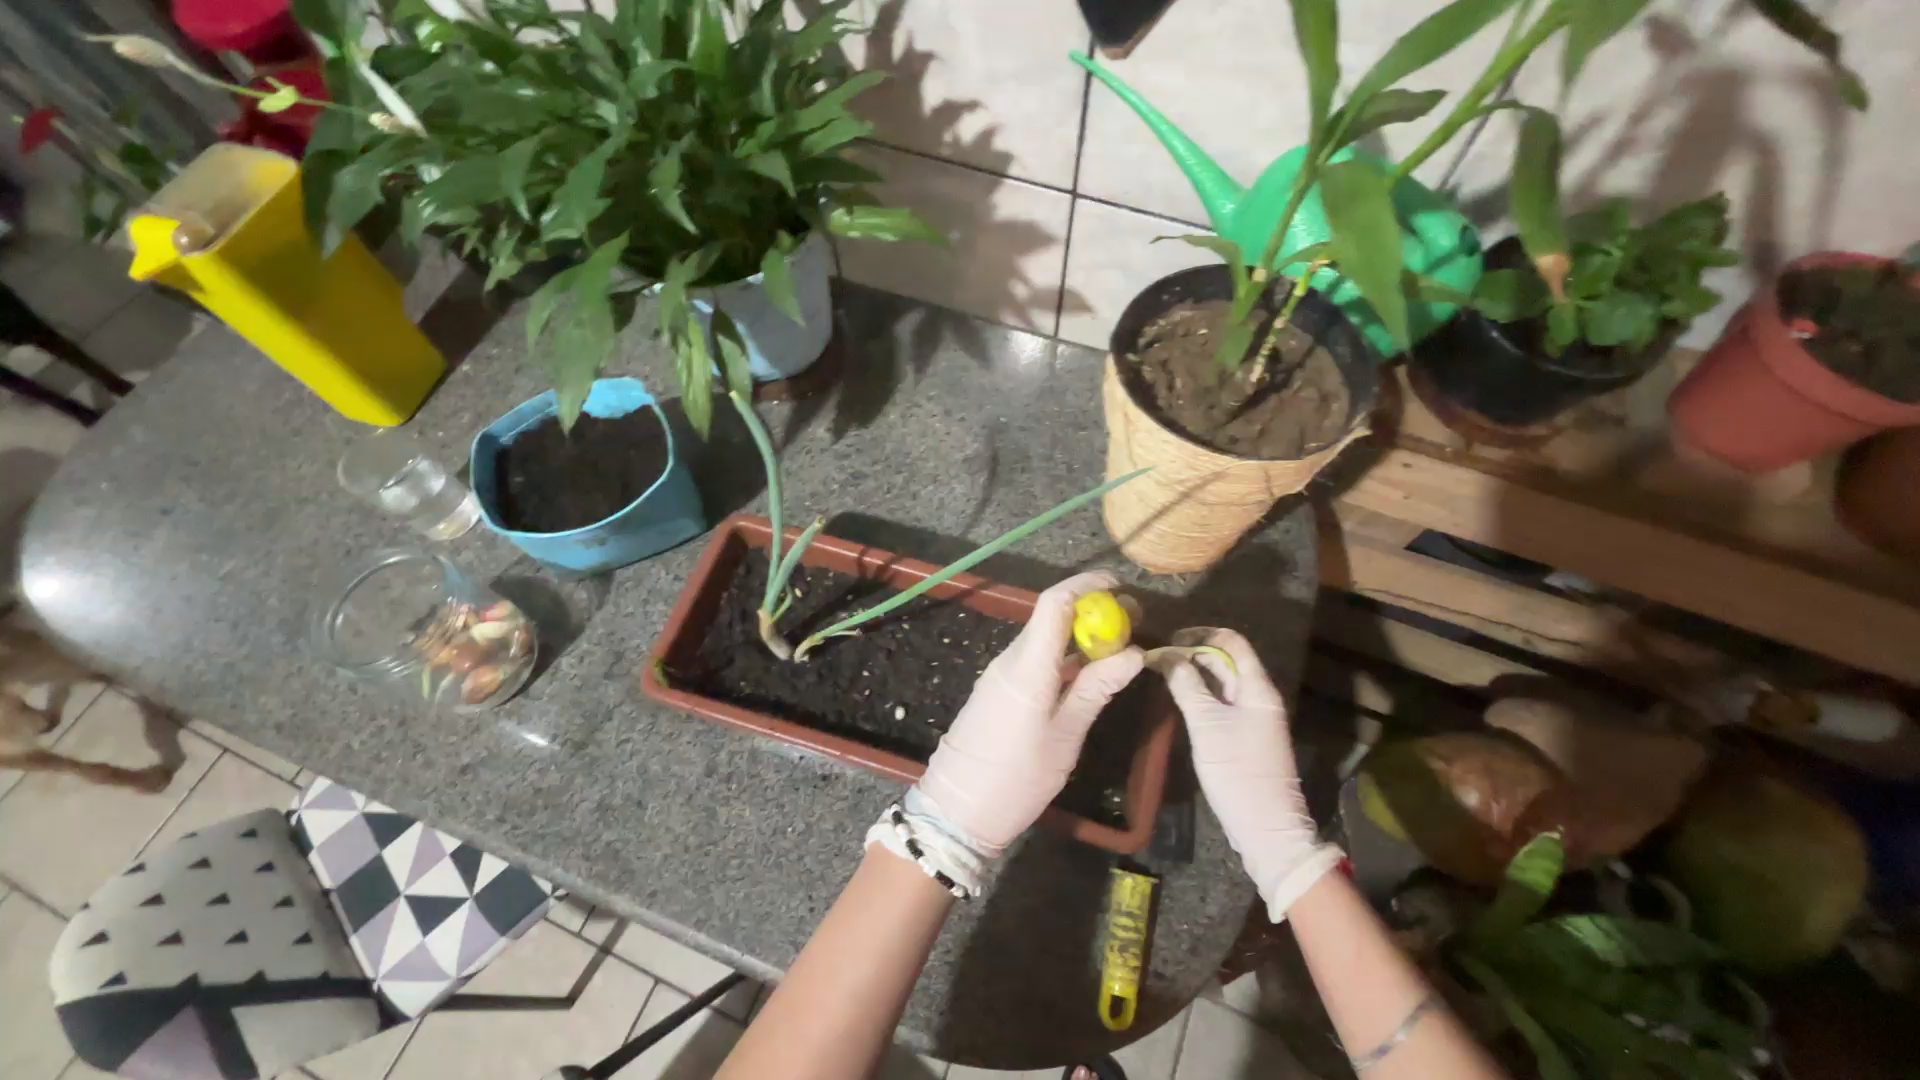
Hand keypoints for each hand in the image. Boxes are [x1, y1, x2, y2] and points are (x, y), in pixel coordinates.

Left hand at [913, 571, 1145, 855]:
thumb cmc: (1017, 777)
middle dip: (1093, 612)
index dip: (1087, 585)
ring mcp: (1001, 675)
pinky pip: (1036, 660)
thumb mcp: (1066, 736)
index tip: (1121, 586)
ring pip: (1045, 639)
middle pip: (1052, 617)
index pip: (1054, 603)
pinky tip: (1090, 675)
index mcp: (1028, 665)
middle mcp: (1010, 659)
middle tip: (1134, 624)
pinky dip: (1065, 657)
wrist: (958, 809)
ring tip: (1120, 649)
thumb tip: (1133, 652)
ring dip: (1081, 636)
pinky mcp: (999, 691)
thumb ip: (1096, 690)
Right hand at [1164, 629, 1342, 919]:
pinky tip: (1176, 699)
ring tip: (1160, 674)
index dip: (1200, 634)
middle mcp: (1257, 696)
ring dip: (1193, 674)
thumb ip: (1186, 686)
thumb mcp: (1206, 725)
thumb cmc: (1238, 771)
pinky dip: (1198, 695)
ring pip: (1221, 682)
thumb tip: (1165, 654)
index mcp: (1257, 687)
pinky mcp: (1243, 736)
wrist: (1266, 827)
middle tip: (1156, 658)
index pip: (1232, 642)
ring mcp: (1251, 717)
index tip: (1167, 640)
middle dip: (1192, 653)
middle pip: (1226, 660)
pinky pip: (1220, 703)